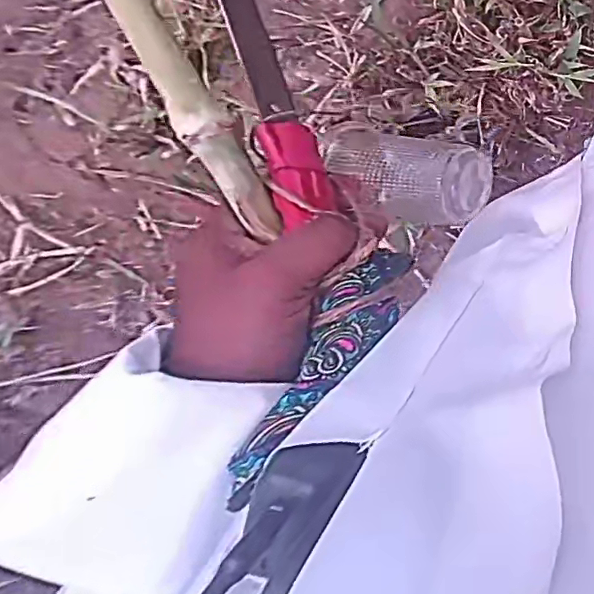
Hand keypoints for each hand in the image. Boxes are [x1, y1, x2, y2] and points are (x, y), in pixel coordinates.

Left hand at [167, 178, 380, 382]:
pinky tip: (364, 274)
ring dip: (350, 246)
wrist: (233, 409)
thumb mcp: (272, 277)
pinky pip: (331, 271)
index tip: (349, 193)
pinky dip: (351, 270)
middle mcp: (247, 249)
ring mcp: (272, 277)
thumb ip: (317, 237)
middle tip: (368, 227)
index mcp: (224, 233)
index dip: (311, 184)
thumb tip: (357, 219)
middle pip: (304, 214)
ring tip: (369, 254)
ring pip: (323, 243)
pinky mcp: (296, 301)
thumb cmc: (236, 339)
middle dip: (340, 218)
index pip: (272, 186)